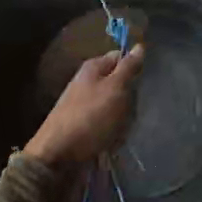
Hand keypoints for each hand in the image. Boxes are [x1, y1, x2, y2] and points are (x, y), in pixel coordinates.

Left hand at [24, 44, 145, 167]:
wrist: (58, 155)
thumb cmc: (90, 116)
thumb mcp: (115, 88)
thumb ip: (128, 68)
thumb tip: (139, 46)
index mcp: (93, 68)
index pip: (121, 58)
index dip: (133, 68)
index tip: (143, 82)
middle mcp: (88, 83)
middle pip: (120, 85)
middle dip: (130, 99)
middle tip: (131, 110)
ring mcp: (85, 105)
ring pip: (117, 107)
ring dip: (124, 119)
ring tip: (122, 130)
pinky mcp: (85, 126)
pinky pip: (108, 125)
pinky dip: (113, 133)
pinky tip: (113, 141)